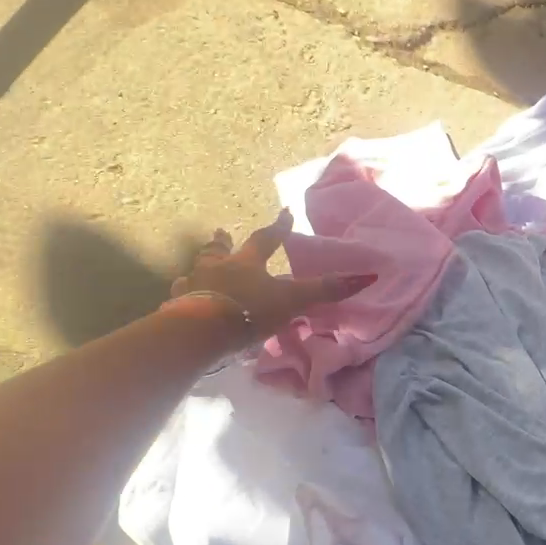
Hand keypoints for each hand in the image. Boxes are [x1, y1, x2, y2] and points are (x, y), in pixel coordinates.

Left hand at [167, 210, 373, 345]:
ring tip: (197, 268)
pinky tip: (180, 299)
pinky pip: (179, 297)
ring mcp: (193, 285)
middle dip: (224, 242)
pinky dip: (183, 295)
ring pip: (197, 270)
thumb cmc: (250, 310)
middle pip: (220, 250)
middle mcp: (218, 267)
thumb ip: (325, 290)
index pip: (267, 240)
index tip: (285, 214)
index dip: (279, 228)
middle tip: (221, 232)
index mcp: (247, 263)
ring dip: (201, 267)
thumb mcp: (293, 299)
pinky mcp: (177, 306)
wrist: (202, 331)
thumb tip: (368, 276)